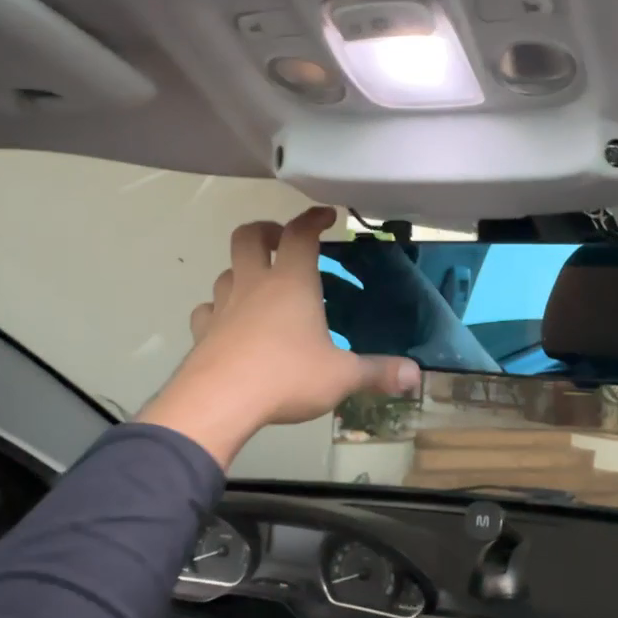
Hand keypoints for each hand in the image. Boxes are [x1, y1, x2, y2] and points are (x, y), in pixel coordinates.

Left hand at [138, 207, 419, 466]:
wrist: (219, 401)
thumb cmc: (286, 377)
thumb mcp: (342, 376)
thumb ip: (377, 372)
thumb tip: (414, 374)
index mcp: (291, 283)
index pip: (300, 234)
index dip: (313, 219)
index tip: (326, 216)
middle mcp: (254, 284)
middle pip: (249, 236)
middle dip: (266, 230)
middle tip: (281, 240)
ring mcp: (223, 306)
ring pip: (226, 271)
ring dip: (243, 270)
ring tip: (259, 286)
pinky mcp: (202, 332)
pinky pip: (208, 309)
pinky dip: (218, 309)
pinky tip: (229, 324)